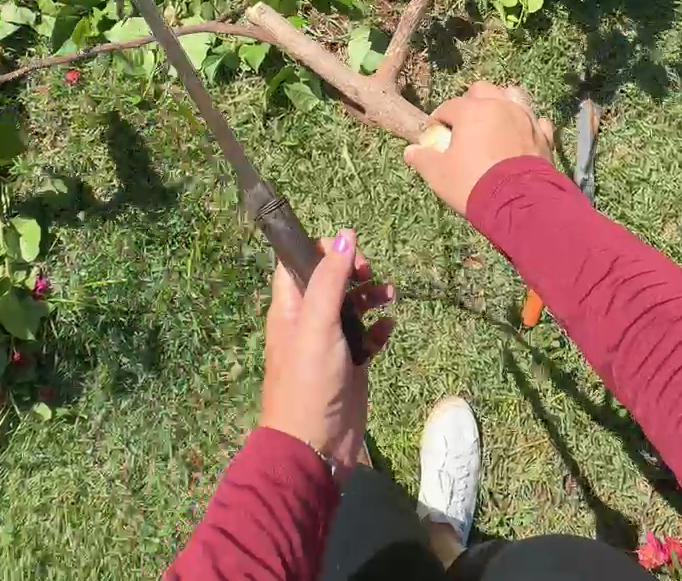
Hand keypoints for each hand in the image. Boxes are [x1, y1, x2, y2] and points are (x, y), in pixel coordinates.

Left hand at [258, 229, 394, 472]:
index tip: (348, 252)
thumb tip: (345, 234)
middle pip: (332, 279)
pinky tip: (388, 330)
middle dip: (354, 270)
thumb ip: (330, 278)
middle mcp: (309, 319)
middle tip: (369, 274)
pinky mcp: (352, 363)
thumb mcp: (317, 323)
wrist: (316, 446)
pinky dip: (380, 328)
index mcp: (291, 306)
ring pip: (353, 305)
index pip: (299, 260)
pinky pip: (368, 335)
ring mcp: (332, 342)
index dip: (323, 249)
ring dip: (372, 295)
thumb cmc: (309, 380)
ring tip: (390, 296)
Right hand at [403, 81, 555, 213]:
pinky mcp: (543, 135)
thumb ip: (423, 159)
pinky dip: (527, 125)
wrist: (519, 203)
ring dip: (502, 104)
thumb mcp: (439, 174)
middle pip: (482, 90)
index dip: (439, 119)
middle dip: (471, 102)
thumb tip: (410, 151)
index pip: (449, 106)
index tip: (436, 135)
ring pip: (513, 96)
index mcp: (472, 111)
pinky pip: (536, 120)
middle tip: (465, 125)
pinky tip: (521, 136)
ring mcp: (525, 118)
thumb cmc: (473, 183)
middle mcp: (500, 106)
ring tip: (495, 122)